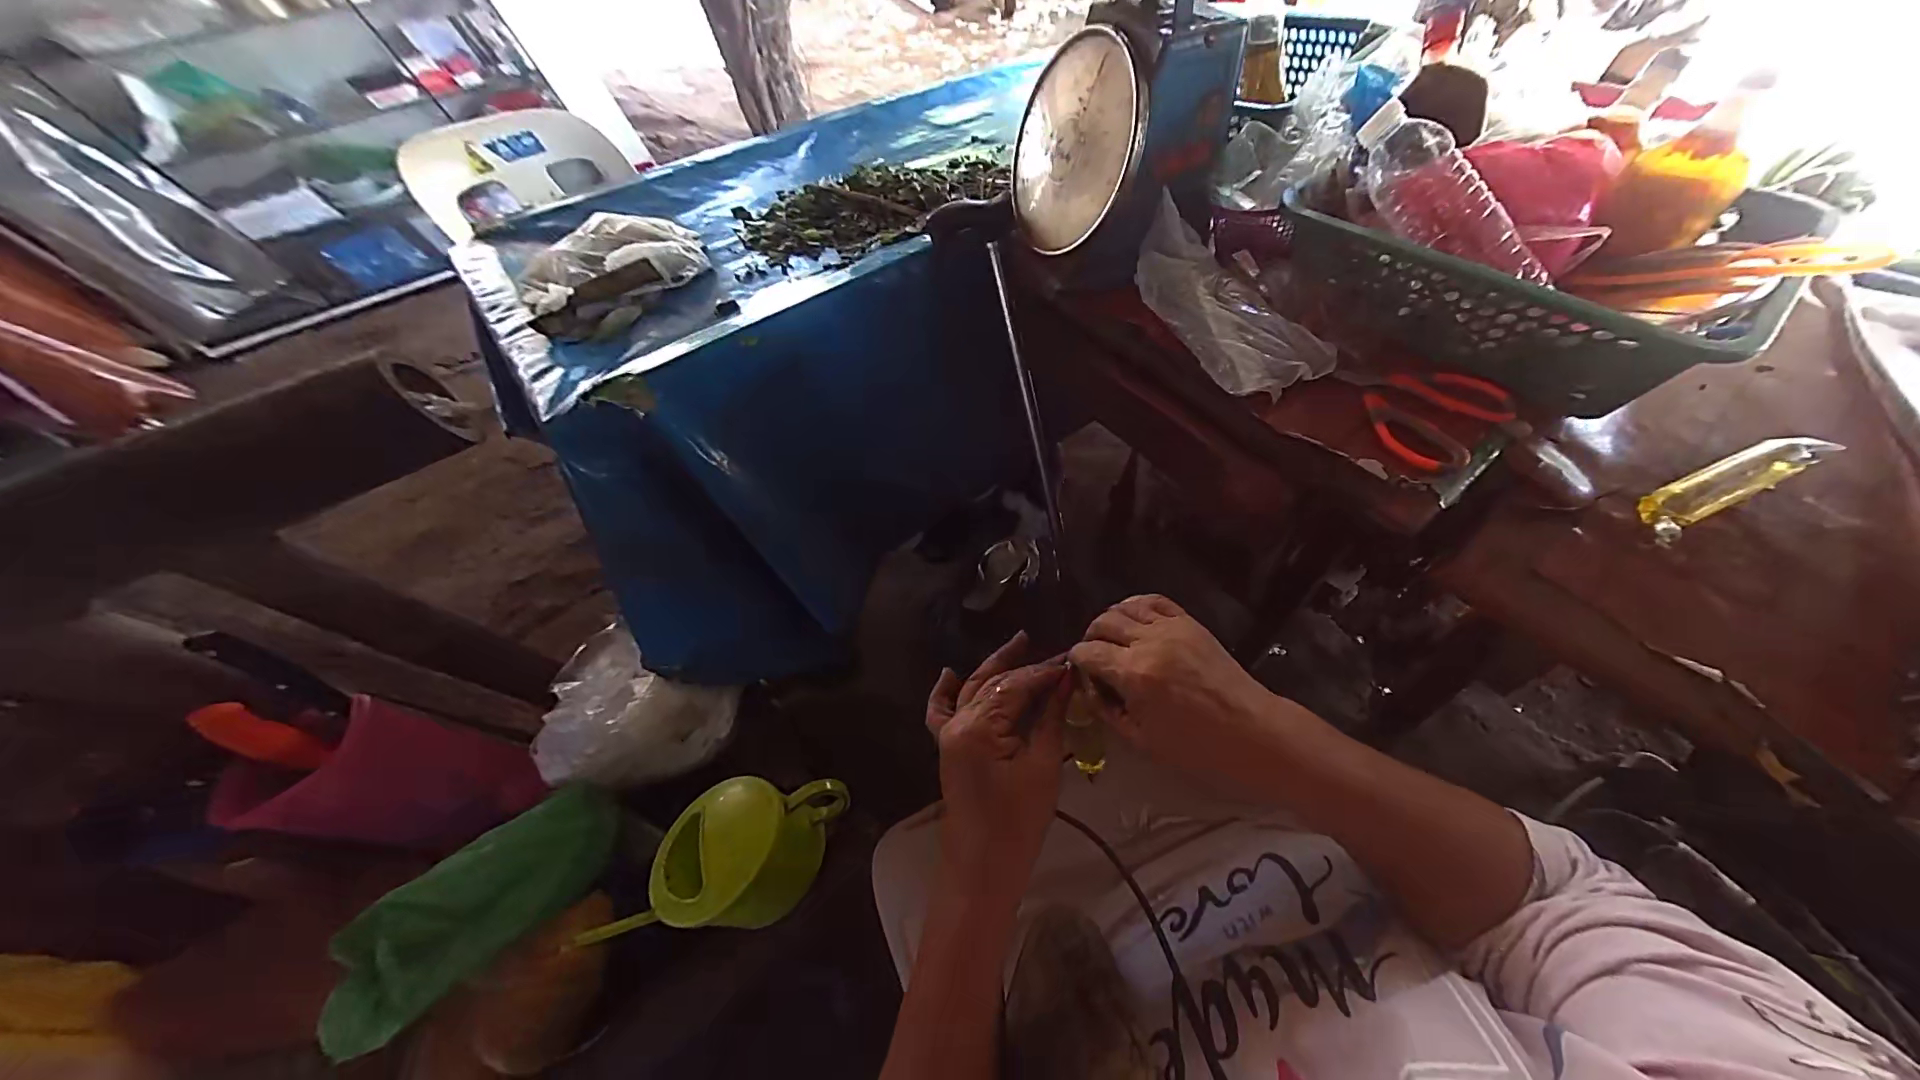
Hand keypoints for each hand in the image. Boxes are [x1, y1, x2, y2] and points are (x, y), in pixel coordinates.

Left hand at [926, 631, 1069, 901]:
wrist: (981, 870)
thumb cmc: (1018, 823)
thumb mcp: (1042, 767)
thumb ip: (1051, 718)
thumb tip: (1065, 681)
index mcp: (978, 726)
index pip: (1015, 685)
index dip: (1045, 673)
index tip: (1072, 662)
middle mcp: (957, 723)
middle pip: (993, 682)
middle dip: (1023, 665)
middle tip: (1053, 651)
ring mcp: (948, 735)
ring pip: (972, 690)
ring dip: (995, 669)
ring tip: (1018, 644)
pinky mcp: (948, 749)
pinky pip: (941, 712)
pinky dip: (947, 692)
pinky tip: (950, 674)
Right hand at [1068, 595, 1303, 784]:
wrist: (1253, 734)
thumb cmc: (1196, 748)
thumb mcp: (1141, 740)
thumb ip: (1106, 710)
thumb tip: (1088, 687)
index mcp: (1134, 674)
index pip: (1087, 652)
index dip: (1076, 660)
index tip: (1078, 671)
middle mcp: (1149, 643)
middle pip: (1102, 624)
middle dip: (1090, 638)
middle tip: (1093, 657)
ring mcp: (1172, 628)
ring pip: (1124, 607)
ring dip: (1109, 620)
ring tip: (1110, 638)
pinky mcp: (1190, 623)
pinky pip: (1154, 601)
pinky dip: (1135, 605)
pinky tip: (1132, 619)